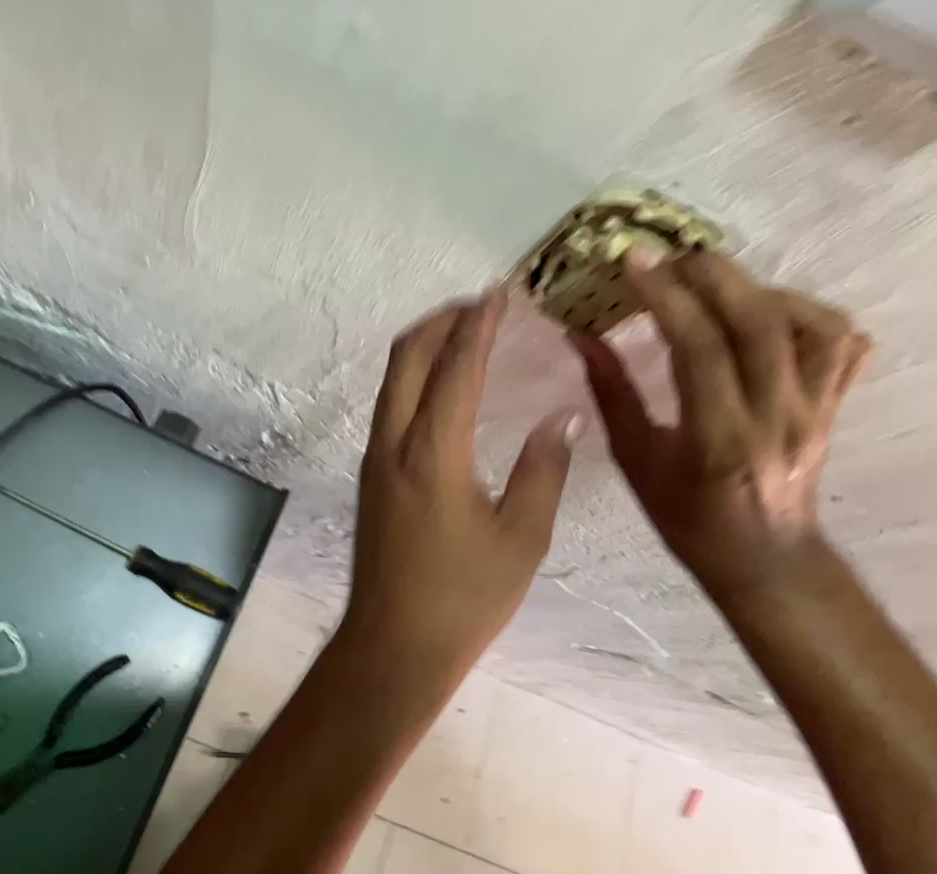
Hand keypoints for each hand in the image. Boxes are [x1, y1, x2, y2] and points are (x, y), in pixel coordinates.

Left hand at [346, 291, 579, 679]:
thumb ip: (543, 469)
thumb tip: (564, 414)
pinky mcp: (372, 473)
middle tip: (482, 305)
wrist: (393, 644)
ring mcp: (375, 456)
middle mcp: (393, 442)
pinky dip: (417, 375)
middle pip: (408, 355)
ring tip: (466, 332)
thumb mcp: (522, 538)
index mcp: (432, 451)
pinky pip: (392, 401)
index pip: (456, 367)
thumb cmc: (464, 598)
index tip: (500, 293)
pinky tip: (446, 385)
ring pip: (394, 377)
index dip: (478, 324)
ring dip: (426, 345)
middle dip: (442, 320)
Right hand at [571, 250, 870, 599]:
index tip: (633, 261)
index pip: (699, 350)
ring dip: (763, 289)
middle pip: (762, 324)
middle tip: (673, 256)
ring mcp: (816, 412)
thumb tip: (582, 334)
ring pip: (814, 325)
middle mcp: (777, 420)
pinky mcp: (835, 407)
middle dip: (714, 275)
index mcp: (719, 441)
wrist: (768, 561)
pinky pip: (842, 343)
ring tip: (719, 284)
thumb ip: (612, 394)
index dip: (666, 297)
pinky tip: (768, 311)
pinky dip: (808, 312)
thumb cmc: (689, 519)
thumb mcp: (636, 462)